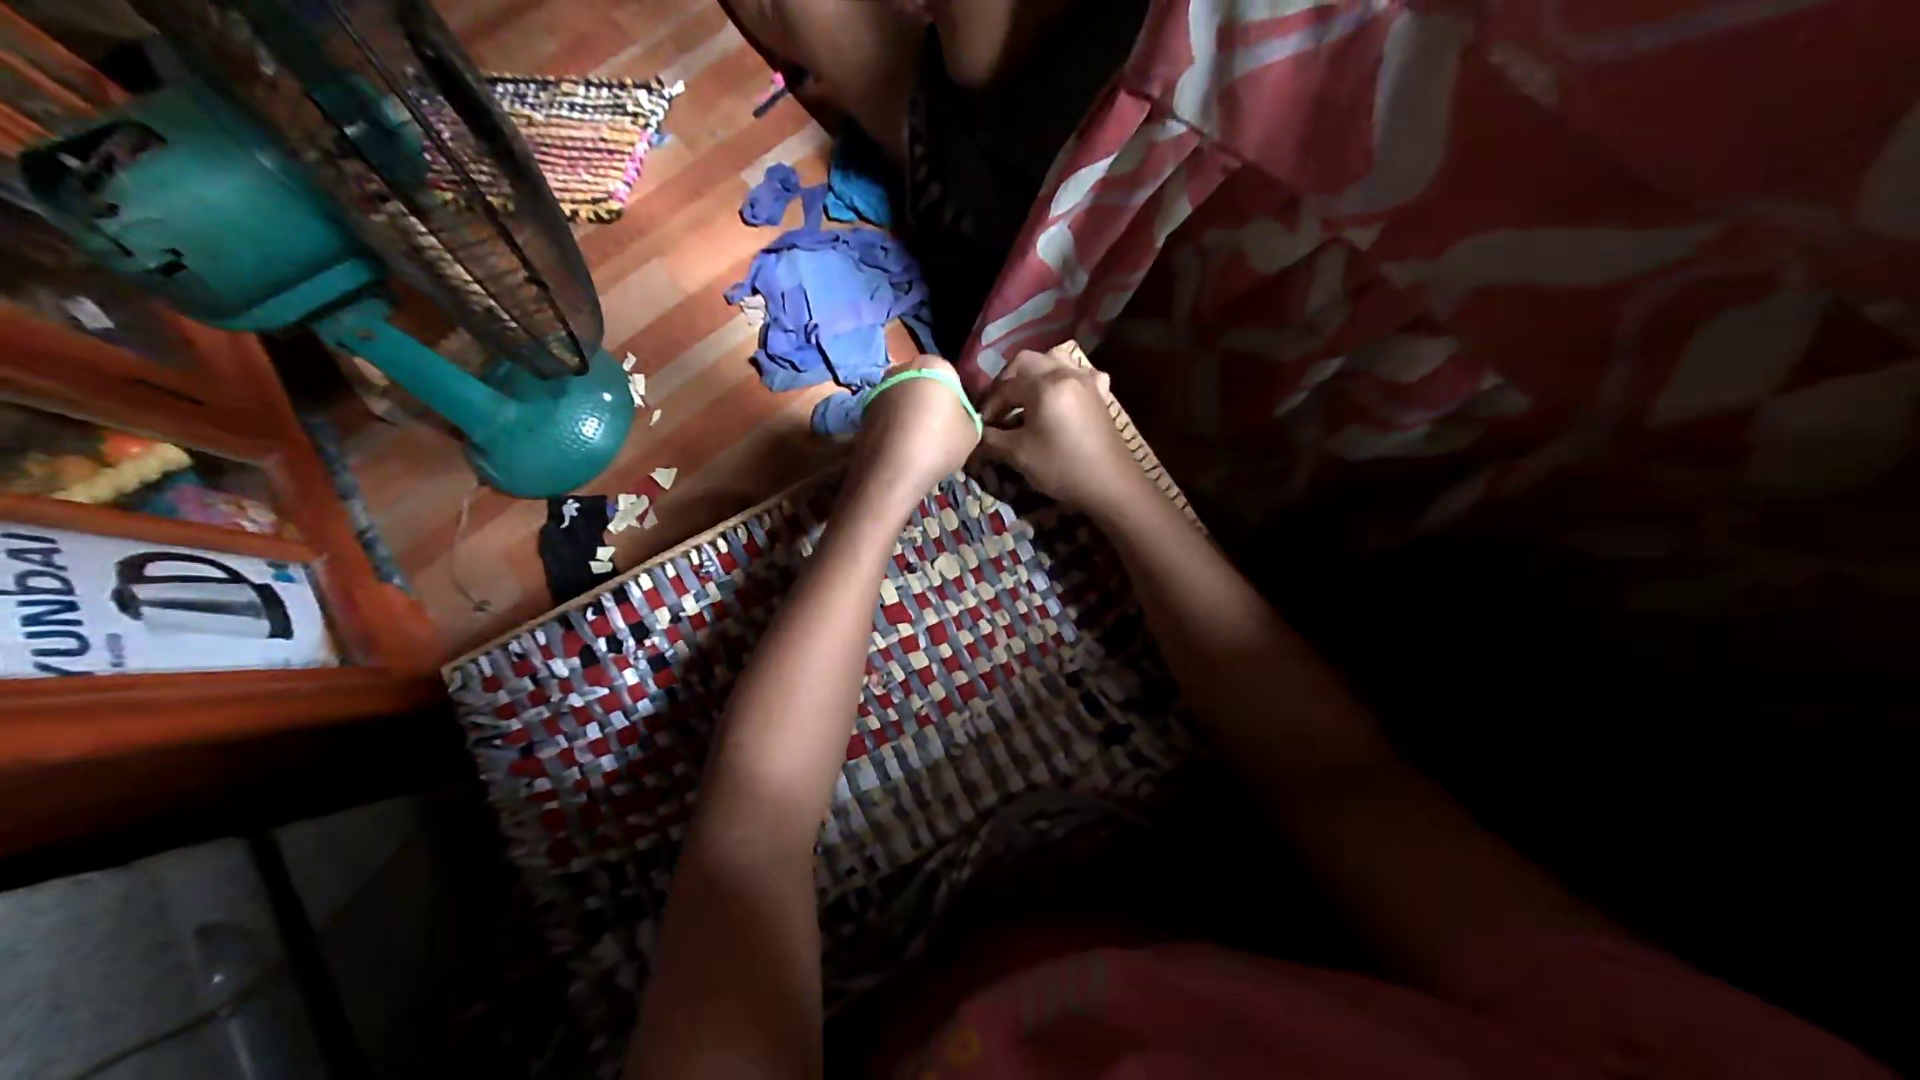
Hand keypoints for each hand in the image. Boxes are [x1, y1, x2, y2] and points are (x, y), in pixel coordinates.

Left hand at [851, 356, 981, 501]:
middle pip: (923, 386)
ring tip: (919, 446)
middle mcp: (902, 368)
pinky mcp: (862, 412)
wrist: (894, 470)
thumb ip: (967, 418)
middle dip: (930, 406)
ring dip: (911, 418)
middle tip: (939, 433)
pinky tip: (902, 451)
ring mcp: (878, 390)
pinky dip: (895, 429)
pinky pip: (887, 418)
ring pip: (902, 402)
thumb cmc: (940, 443)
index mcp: (933, 364)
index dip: (956, 402)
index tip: (956, 423)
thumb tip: (958, 419)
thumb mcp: (971, 433)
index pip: (951, 377)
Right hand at [979, 347, 1148, 516]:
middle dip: (1007, 382)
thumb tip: (976, 432)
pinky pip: (1079, 373)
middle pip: (1027, 363)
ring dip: (1035, 374)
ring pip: (1054, 360)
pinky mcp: (1100, 394)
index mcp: (1044, 385)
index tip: (982, 426)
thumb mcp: (1018, 455)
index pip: (1006, 386)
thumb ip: (991, 439)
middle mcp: (1065, 373)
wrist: (1110, 484)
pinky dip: (1064, 378)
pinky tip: (1062, 396)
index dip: (989, 406)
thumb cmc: (1061, 467)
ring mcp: (1086, 380)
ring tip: (1027, 396)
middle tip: (1000, 408)